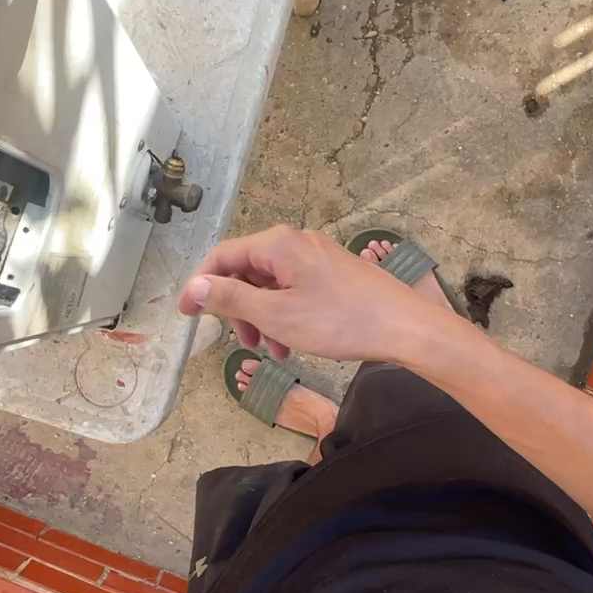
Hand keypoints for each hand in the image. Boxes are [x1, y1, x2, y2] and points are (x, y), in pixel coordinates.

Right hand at [176, 226, 446, 363]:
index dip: (200, 285)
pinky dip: (285, 315)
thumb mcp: (276, 315)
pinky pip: (294, 290)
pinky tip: (294, 344)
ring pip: (271, 284)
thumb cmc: (339, 321)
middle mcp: (295, 242)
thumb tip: (195, 286)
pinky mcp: (333, 273)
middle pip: (247, 270)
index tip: (187, 315)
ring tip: (273, 351)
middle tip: (244, 343)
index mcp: (277, 244)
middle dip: (239, 309)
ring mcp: (317, 256)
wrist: (404, 327)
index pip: (222, 256)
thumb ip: (231, 299)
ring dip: (263, 317)